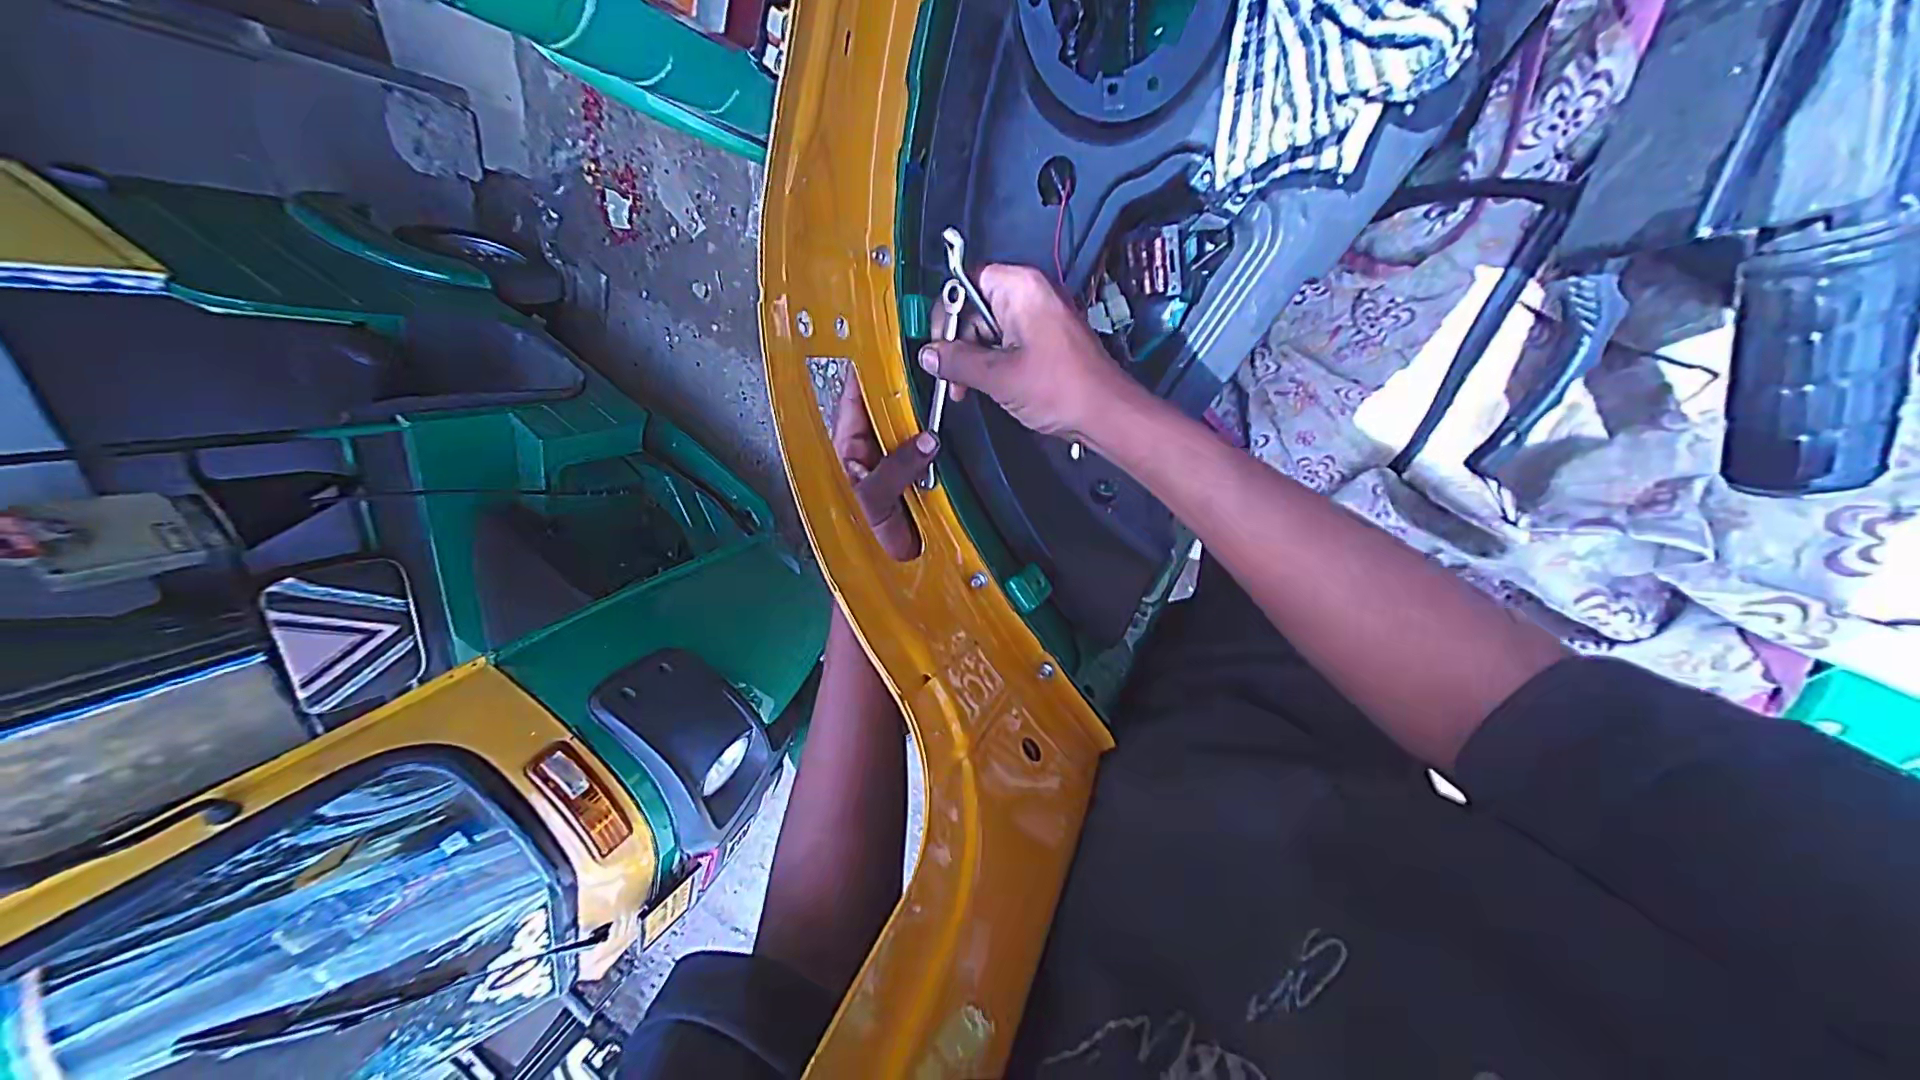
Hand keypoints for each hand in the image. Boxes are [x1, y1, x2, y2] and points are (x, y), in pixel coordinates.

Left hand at [831, 369, 938, 560]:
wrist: (884, 577)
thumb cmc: (857, 541)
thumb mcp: (869, 500)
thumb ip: (895, 469)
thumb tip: (927, 440)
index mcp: (847, 444)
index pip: (856, 394)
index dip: (871, 366)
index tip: (893, 343)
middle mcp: (874, 447)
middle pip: (892, 405)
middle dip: (911, 386)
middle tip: (932, 362)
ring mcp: (900, 461)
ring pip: (916, 426)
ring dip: (930, 414)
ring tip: (946, 388)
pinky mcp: (923, 477)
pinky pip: (936, 453)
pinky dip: (946, 443)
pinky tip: (954, 428)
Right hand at [916, 264, 1143, 444]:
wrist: (1103, 414)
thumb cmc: (1065, 389)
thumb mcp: (998, 376)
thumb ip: (957, 362)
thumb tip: (929, 354)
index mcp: (1020, 289)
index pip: (964, 282)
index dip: (947, 314)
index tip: (939, 345)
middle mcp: (1029, 296)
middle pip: (973, 309)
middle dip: (959, 344)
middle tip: (952, 375)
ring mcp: (1037, 319)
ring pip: (987, 330)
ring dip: (974, 359)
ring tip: (971, 388)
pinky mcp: (1042, 341)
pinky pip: (1005, 344)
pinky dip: (992, 364)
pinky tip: (990, 386)